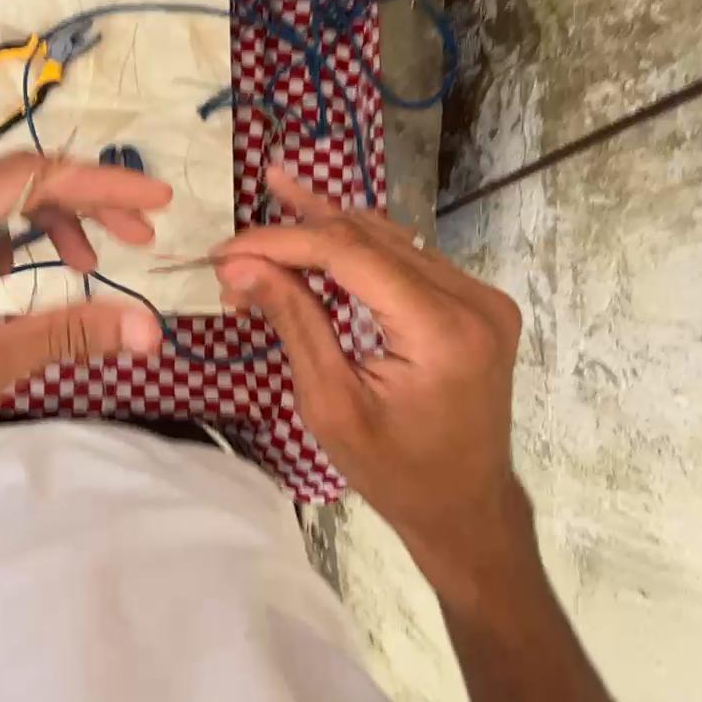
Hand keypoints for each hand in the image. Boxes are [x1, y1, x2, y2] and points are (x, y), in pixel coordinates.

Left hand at [0, 152, 171, 489]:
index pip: (30, 177)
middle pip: (13, 184)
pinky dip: (7, 250)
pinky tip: (24, 279)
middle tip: (139, 234)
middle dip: (81, 203)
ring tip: (89, 263)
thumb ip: (65, 335)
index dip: (100, 183)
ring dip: (44, 227)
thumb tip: (148, 327)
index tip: (157, 198)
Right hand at [209, 165, 527, 598]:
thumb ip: (292, 321)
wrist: (465, 509)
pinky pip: (402, 254)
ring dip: (321, 225)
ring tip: (273, 193)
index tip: (223, 253)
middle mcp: (471, 298)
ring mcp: (478, 295)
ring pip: (385, 235)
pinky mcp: (471, 299)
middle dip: (292, 233)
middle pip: (366, 236)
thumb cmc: (395, 472)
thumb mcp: (330, 403)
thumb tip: (238, 267)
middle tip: (233, 246)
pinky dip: (352, 244)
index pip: (348, 254)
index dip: (279, 242)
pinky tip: (317, 220)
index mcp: (442, 330)